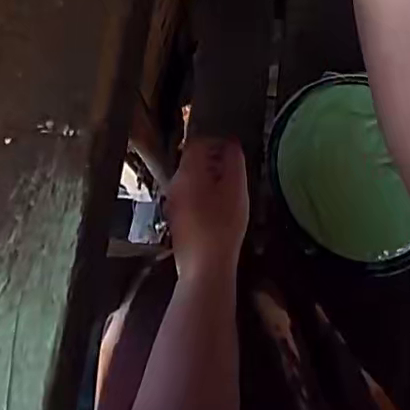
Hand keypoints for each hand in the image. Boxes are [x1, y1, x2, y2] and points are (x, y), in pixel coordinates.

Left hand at [165, 138, 247, 280]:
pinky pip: (188, 196)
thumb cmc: (223, 223)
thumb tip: (231, 144)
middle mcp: (175, 183)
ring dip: (208, 179)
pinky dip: (202, 195)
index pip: (197, 143)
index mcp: (188, 171)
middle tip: (233, 170)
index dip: (215, 142)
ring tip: (228, 190)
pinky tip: (217, 209)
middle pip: (192, 160)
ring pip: (190, 179)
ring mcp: (172, 202)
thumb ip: (234, 161)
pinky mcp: (175, 219)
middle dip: (212, 160)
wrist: (204, 268)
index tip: (231, 150)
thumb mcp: (236, 188)